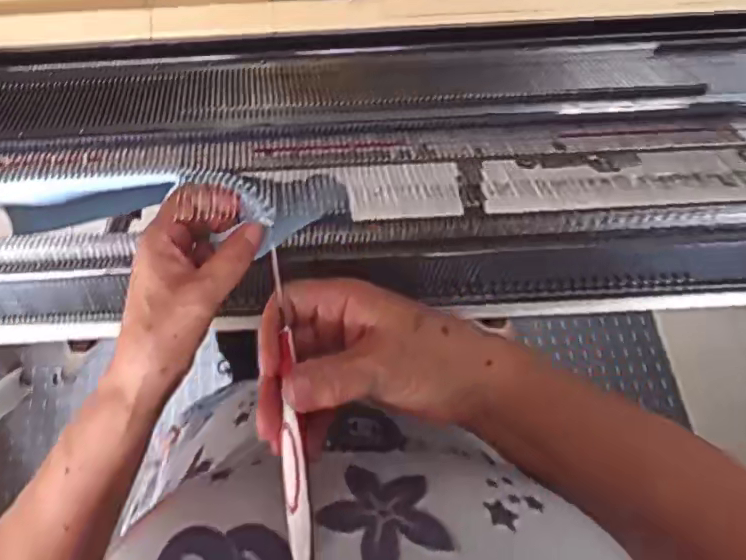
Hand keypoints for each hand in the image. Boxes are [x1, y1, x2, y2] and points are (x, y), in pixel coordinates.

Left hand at [110, 185, 262, 408]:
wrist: (143, 378)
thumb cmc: (161, 337)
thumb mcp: (205, 292)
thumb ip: (233, 256)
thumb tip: (254, 229)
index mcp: (158, 240)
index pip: (187, 198)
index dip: (215, 196)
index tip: (241, 205)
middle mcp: (160, 248)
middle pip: (194, 215)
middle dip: (222, 215)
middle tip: (249, 221)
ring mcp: (167, 266)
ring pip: (198, 237)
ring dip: (221, 235)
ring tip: (245, 242)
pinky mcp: (176, 284)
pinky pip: (199, 258)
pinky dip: (218, 255)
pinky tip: (233, 264)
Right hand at [255, 279, 523, 453]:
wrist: (478, 385)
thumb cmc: (435, 356)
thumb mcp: (379, 364)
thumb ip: (331, 376)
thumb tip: (286, 389)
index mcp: (342, 300)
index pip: (288, 304)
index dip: (271, 334)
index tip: (267, 373)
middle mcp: (338, 321)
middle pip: (291, 346)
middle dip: (277, 384)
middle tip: (270, 425)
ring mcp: (346, 351)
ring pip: (303, 374)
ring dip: (291, 407)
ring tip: (284, 444)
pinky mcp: (356, 378)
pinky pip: (322, 394)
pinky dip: (312, 418)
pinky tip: (308, 445)